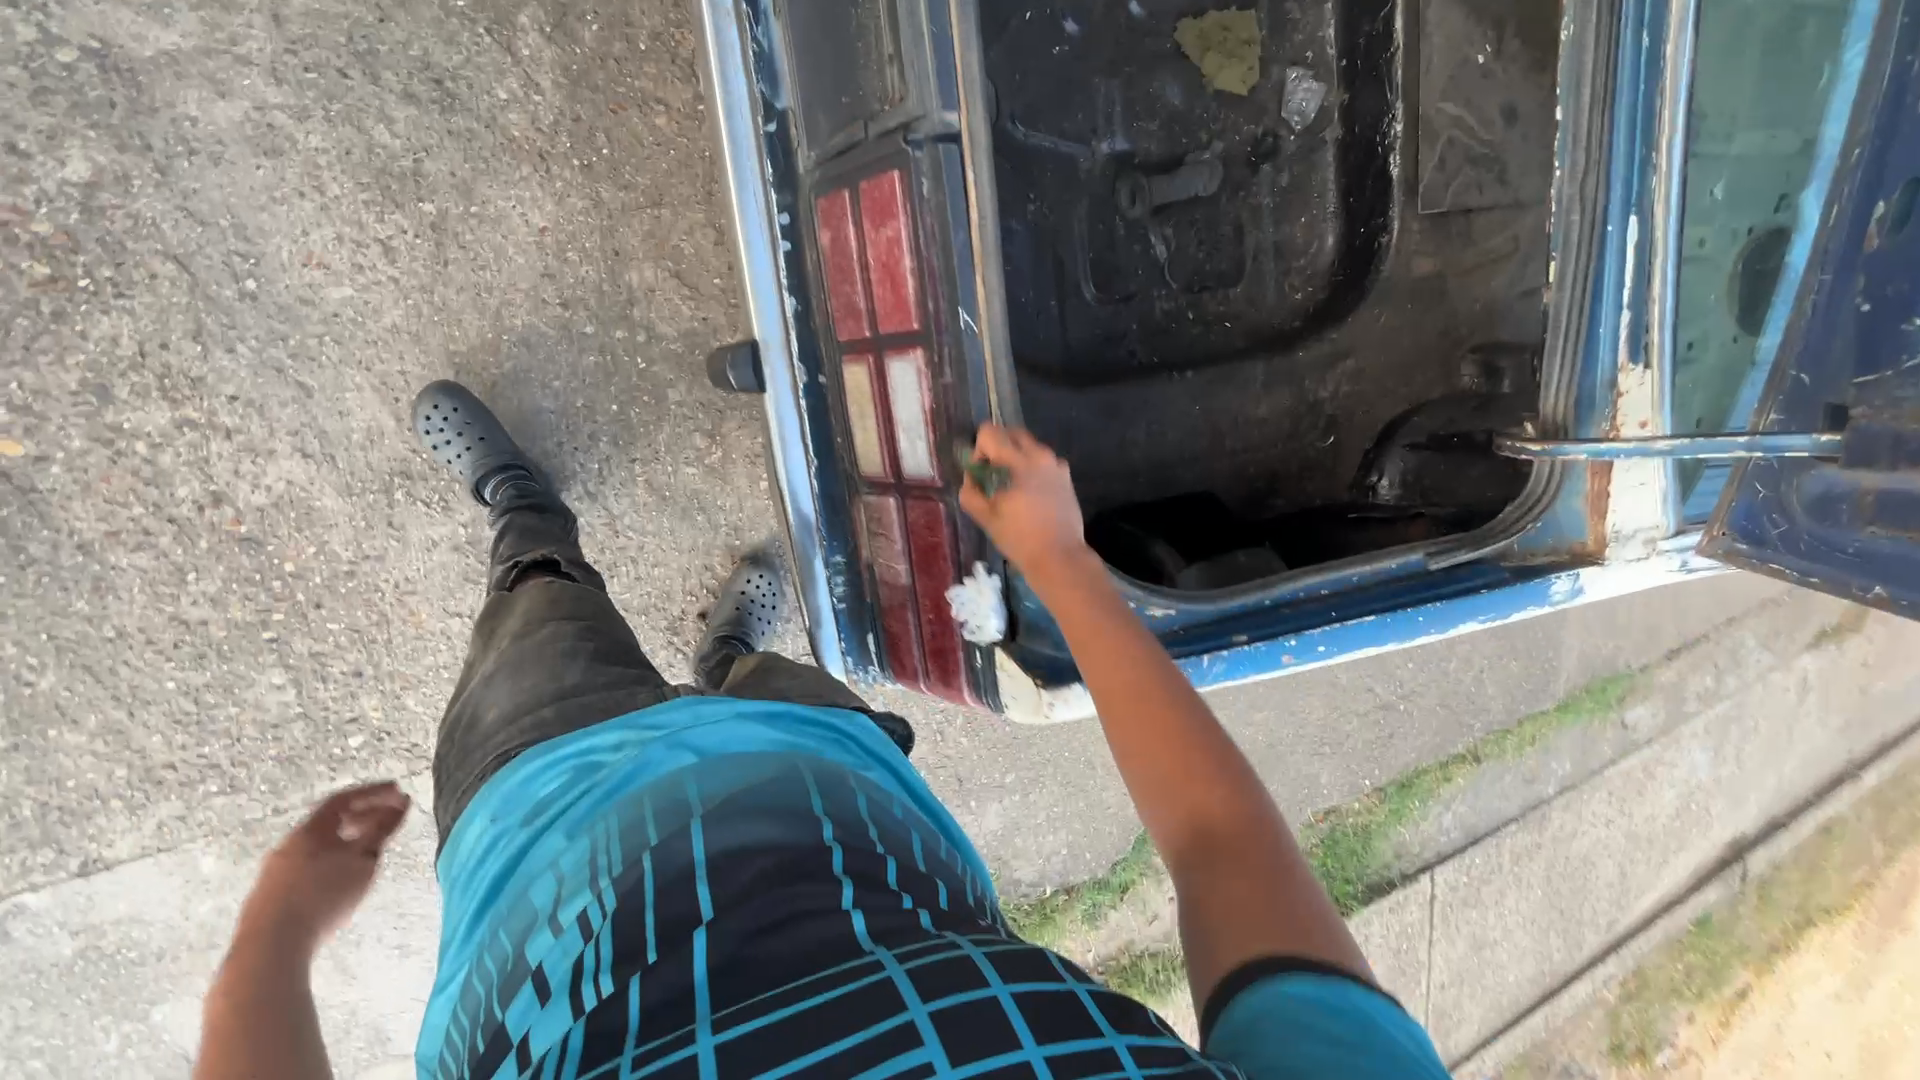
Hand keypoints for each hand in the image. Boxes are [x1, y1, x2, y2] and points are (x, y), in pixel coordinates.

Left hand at [237, 781, 410, 960]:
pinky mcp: (271, 894)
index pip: (344, 799)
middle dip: (362, 815)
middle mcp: (289, 845)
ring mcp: (276, 871)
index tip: (397, 790)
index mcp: (310, 831)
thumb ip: (383, 828)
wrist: (270, 945)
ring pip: (318, 845)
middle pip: (330, 821)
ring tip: (369, 849)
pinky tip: (341, 878)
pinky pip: (308, 865)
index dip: (373, 792)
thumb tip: (400, 803)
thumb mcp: (363, 858)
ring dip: (347, 840)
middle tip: (389, 818)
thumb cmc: (323, 895)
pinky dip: (332, 860)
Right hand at [959, 424, 1093, 580]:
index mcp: (1017, 462)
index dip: (979, 450)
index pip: (989, 432)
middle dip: (998, 449)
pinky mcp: (1066, 476)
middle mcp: (1039, 455)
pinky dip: (1033, 469)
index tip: (982, 474)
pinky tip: (1032, 495)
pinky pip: (1044, 461)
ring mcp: (1056, 464)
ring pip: (1029, 446)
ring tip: (1014, 488)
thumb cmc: (1019, 538)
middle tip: (995, 477)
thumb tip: (972, 478)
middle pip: (1011, 433)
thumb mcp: (986, 517)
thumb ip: (971, 492)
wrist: (1059, 556)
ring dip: (1016, 458)